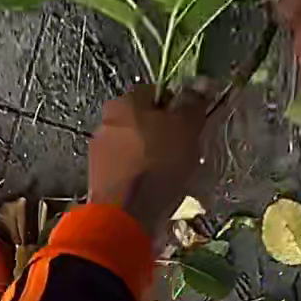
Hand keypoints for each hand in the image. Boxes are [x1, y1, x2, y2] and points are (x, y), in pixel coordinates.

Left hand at [87, 86, 208, 241]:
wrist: (125, 217)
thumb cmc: (156, 165)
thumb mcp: (185, 128)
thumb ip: (193, 103)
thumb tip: (201, 83)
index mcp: (122, 103)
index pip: (156, 93)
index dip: (178, 108)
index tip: (191, 126)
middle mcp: (104, 125)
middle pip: (144, 124)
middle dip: (165, 136)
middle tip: (184, 153)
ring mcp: (99, 156)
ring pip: (136, 151)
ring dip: (153, 160)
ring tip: (171, 178)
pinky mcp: (100, 183)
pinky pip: (128, 174)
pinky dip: (141, 180)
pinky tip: (154, 193)